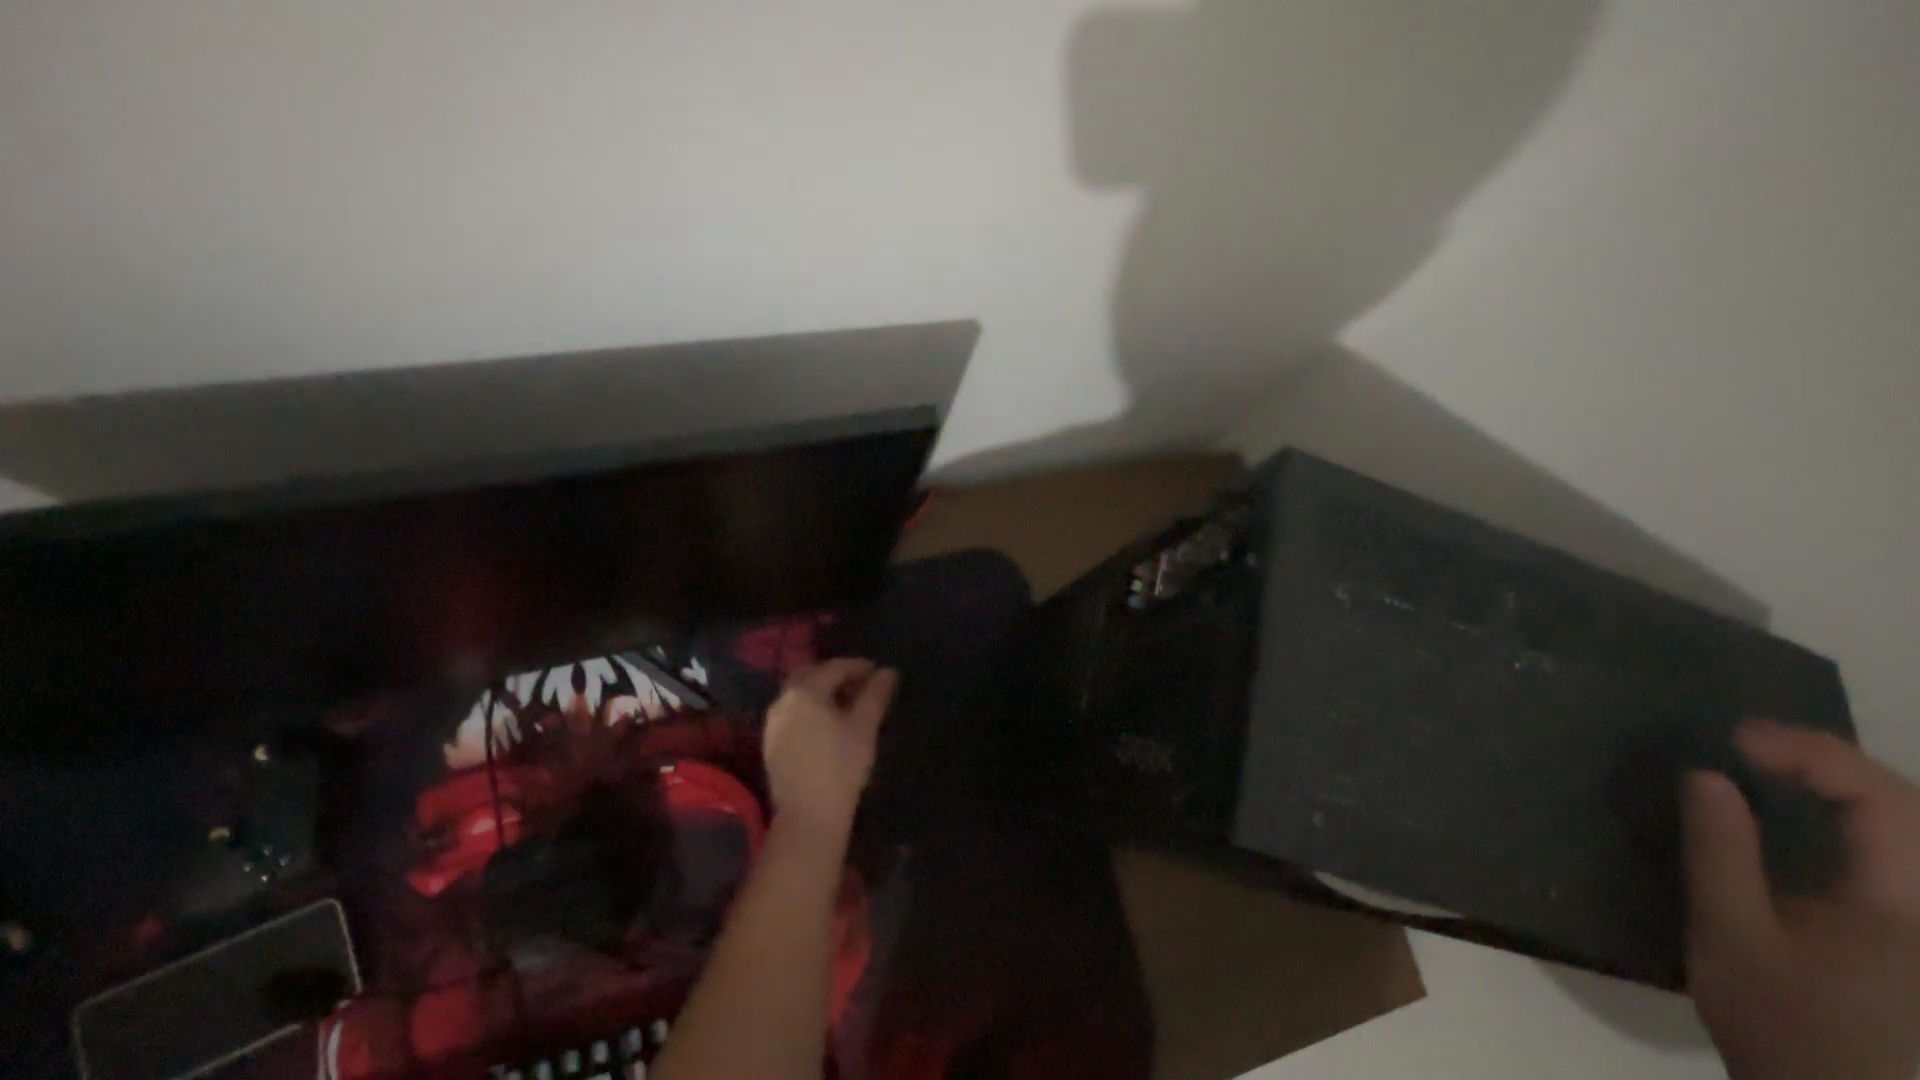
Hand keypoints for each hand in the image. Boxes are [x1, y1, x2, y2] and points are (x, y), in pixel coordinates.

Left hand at [762, 658, 897, 841]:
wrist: (808, 816)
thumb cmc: (841, 766)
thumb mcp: (864, 727)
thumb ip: (875, 695)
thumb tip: (888, 672)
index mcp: (805, 691)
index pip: (835, 667)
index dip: (859, 667)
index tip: (879, 673)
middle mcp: (783, 700)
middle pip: (812, 677)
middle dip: (838, 677)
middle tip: (863, 687)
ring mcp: (772, 722)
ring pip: (800, 696)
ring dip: (823, 693)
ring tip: (848, 706)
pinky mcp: (770, 743)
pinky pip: (792, 714)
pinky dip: (810, 710)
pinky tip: (828, 725)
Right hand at [1684, 720, 1919, 1079]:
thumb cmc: (1783, 1026)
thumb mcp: (1729, 940)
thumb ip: (1720, 854)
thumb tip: (1707, 776)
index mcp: (1901, 905)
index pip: (1880, 799)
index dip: (1810, 753)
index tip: (1736, 739)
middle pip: (1912, 806)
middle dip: (1834, 761)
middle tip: (1755, 747)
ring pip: (1917, 830)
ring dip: (1854, 788)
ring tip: (1783, 770)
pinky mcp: (1919, 937)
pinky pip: (1907, 857)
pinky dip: (1866, 822)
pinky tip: (1823, 820)